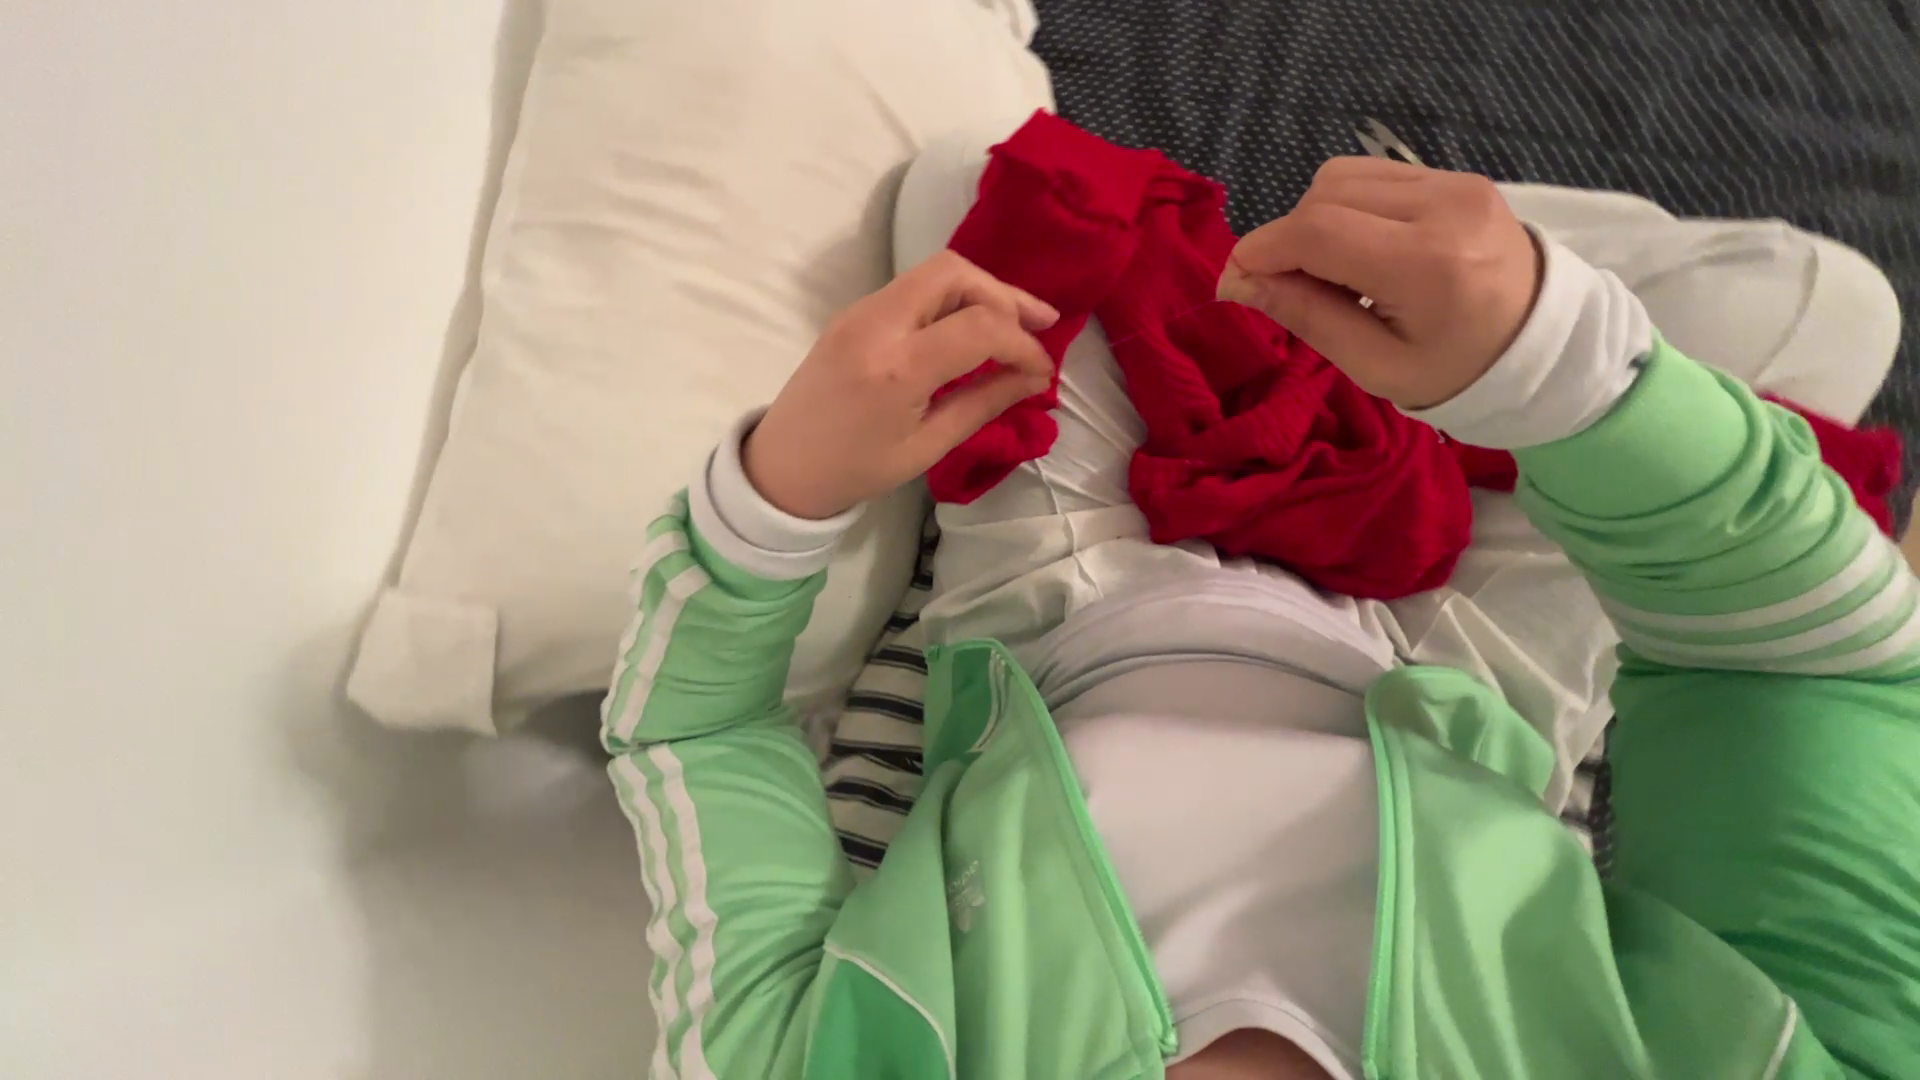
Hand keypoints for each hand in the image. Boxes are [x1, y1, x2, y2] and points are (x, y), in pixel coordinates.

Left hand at [744, 251, 1058, 519]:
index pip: (980, 327)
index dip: (1023, 343)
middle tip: (1040, 323)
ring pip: (933, 273)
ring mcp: (859, 311)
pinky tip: (970, 329)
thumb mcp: (928, 446)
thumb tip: (1033, 378)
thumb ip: (983, 403)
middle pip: (955, 273)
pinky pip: (912, 290)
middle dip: (1006, 294)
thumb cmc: (857, 469)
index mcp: (897, 367)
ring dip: (980, 292)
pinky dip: (951, 301)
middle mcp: (876, 323)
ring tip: (1013, 324)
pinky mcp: (852, 313)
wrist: (782, 467)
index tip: (1042, 370)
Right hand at [1216, 157, 1542, 409]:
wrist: (1542, 344)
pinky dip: (1341, 209)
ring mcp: (1455, 182)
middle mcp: (1444, 205)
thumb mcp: (1373, 365)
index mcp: (1426, 264)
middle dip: (1282, 240)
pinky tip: (1353, 249)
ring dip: (1310, 222)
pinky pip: (1371, 176)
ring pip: (1342, 177)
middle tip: (1282, 288)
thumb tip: (1238, 283)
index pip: (1318, 232)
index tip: (1231, 284)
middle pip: (1323, 196)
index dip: (1259, 252)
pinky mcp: (1455, 177)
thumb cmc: (1453, 370)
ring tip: (1323, 270)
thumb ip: (1306, 317)